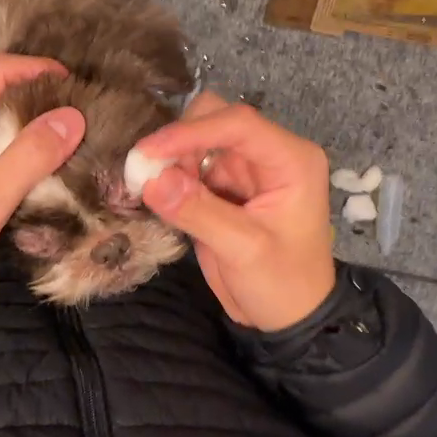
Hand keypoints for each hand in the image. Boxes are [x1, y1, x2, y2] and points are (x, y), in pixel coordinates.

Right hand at [135, 93, 336, 331]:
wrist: (289, 316)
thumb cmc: (282, 284)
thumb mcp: (243, 250)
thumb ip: (199, 212)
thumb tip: (152, 180)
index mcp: (290, 160)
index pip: (237, 125)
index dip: (189, 133)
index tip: (146, 153)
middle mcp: (267, 155)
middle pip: (214, 120)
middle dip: (178, 142)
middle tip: (148, 175)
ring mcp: (243, 170)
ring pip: (195, 141)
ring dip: (168, 160)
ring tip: (150, 191)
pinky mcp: (221, 188)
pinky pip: (188, 167)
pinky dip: (167, 176)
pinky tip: (156, 197)